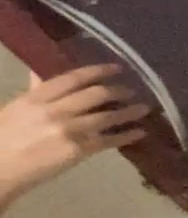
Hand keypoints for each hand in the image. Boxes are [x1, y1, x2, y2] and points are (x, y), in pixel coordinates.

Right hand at [0, 63, 148, 205]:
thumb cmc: (2, 139)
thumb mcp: (14, 111)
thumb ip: (35, 93)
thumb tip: (41, 71)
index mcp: (33, 101)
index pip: (72, 78)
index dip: (99, 71)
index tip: (117, 68)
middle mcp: (53, 112)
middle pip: (98, 94)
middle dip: (120, 91)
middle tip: (132, 92)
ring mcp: (69, 130)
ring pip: (111, 116)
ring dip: (132, 111)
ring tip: (144, 109)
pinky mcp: (80, 149)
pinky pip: (112, 139)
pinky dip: (130, 134)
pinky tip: (140, 132)